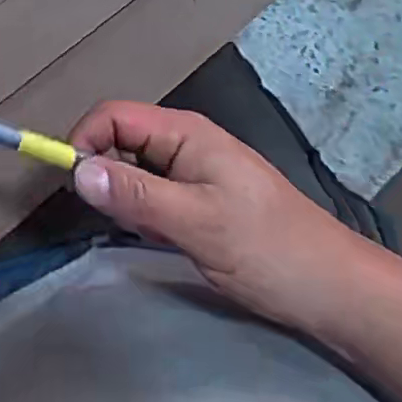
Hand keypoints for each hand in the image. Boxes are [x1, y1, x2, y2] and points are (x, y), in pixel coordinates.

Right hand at [68, 100, 366, 328]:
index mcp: (185, 131)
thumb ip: (136, 195)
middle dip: (105, 172)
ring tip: (148, 232)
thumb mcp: (196, 222)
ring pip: (134, 168)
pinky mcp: (198, 195)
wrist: (330, 286)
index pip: (114, 115)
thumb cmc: (266, 247)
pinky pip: (152, 191)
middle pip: (121, 138)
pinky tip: (162, 238)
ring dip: (126, 197)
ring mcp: (193, 168)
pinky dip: (144, 212)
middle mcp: (185, 141)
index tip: (71, 184)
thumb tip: (78, 171)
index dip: (85, 140)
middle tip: (113, 218)